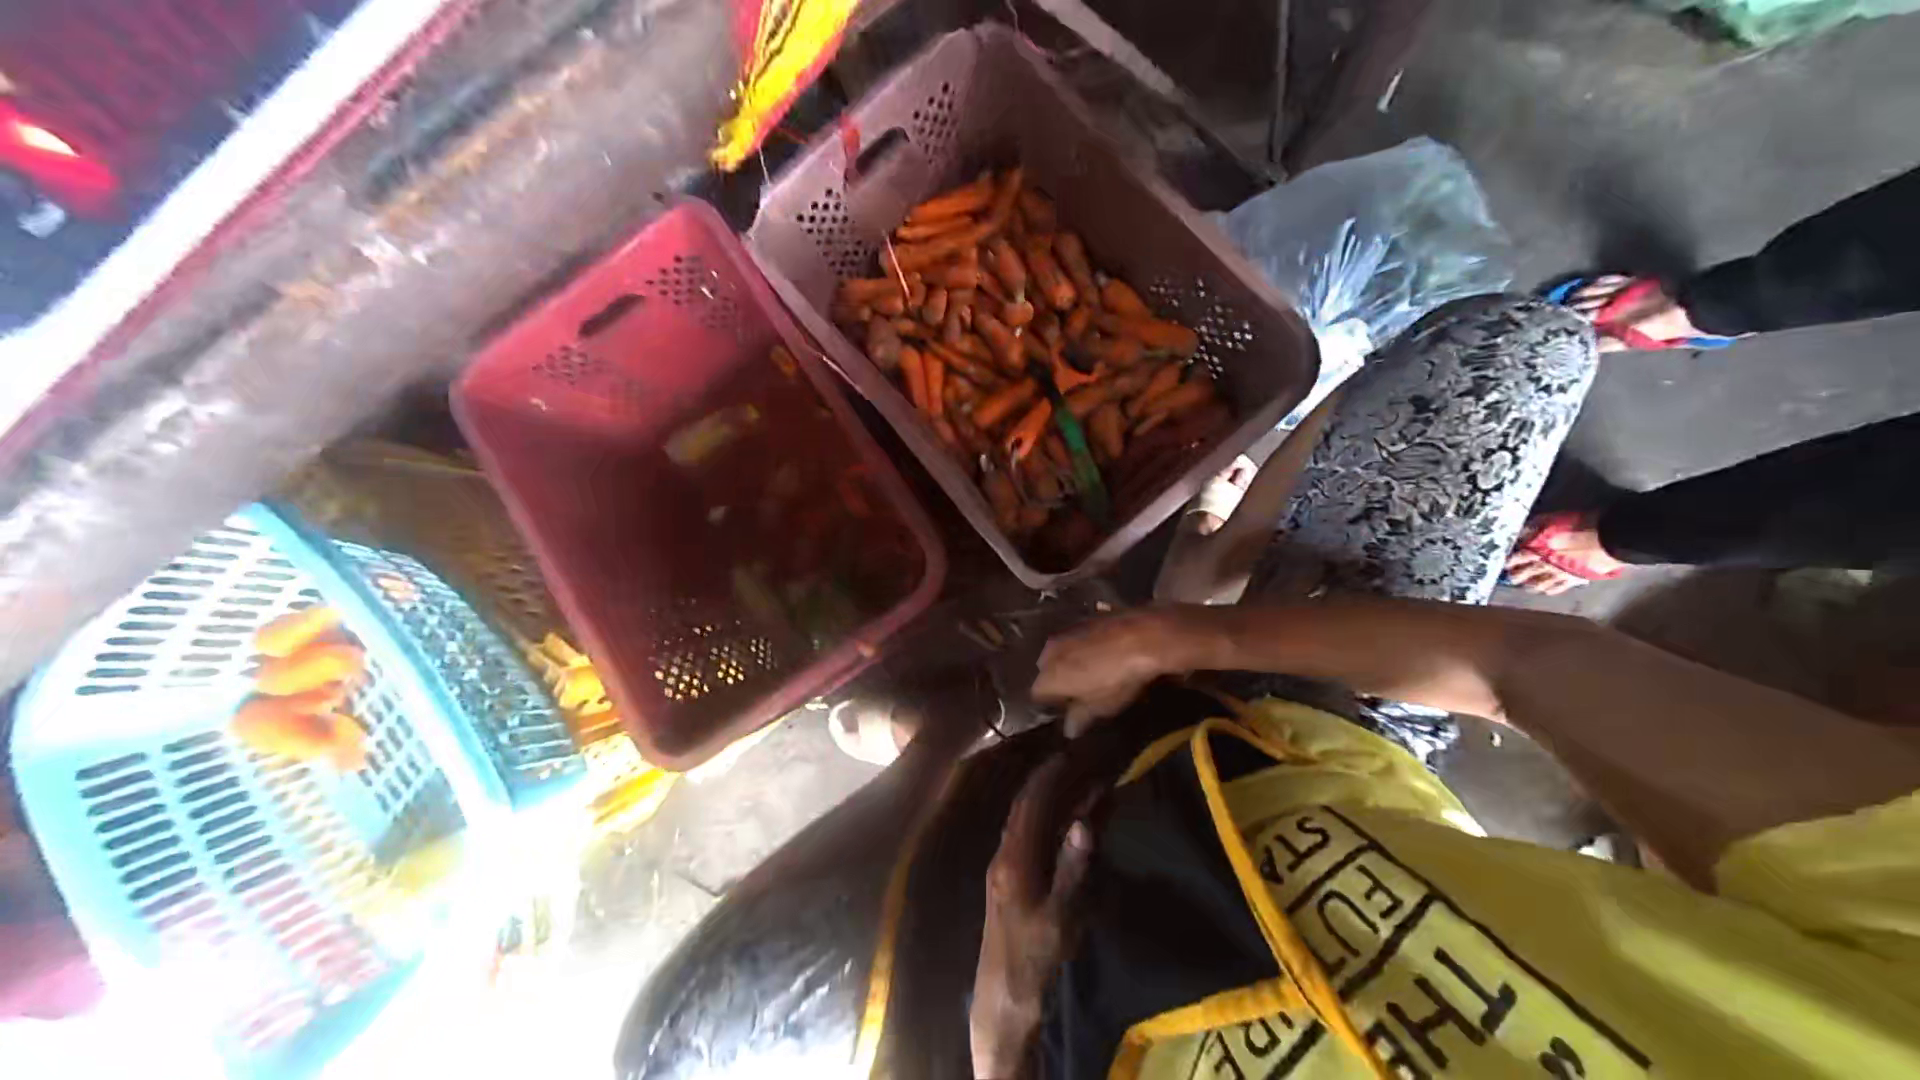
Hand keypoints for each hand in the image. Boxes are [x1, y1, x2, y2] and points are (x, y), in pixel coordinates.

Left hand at [970, 755, 1097, 1078]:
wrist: (1004, 997)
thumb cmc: (1035, 959)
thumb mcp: (1061, 920)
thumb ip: (1073, 870)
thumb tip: (1084, 823)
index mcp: (1014, 859)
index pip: (1031, 802)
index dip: (1052, 775)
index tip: (1072, 752)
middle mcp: (1004, 853)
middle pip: (1026, 804)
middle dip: (1051, 778)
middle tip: (1078, 757)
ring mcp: (1004, 863)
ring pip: (1026, 817)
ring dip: (1049, 795)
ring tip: (1075, 777)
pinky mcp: (1009, 875)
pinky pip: (1029, 833)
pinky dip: (1048, 816)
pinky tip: (1065, 815)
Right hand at [1032, 608, 1217, 735]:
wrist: (1142, 635)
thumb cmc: (1117, 678)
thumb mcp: (1101, 706)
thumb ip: (1080, 717)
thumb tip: (1069, 728)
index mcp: (1048, 676)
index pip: (1037, 695)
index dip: (1051, 705)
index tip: (1067, 711)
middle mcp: (1049, 652)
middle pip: (1045, 671)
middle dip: (1058, 681)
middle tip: (1080, 692)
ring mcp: (1065, 632)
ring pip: (1060, 652)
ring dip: (1070, 662)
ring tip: (1093, 672)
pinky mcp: (1083, 618)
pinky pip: (1076, 639)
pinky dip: (1083, 648)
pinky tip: (1103, 653)